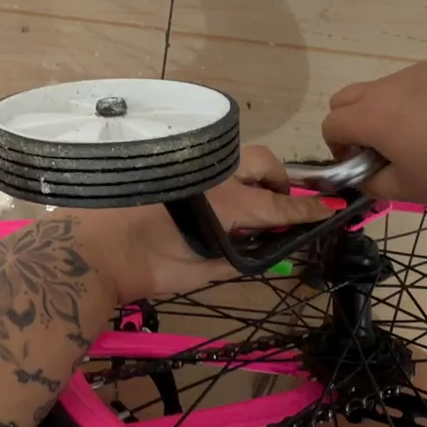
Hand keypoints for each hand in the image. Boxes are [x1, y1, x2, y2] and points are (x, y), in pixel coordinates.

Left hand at [71, 146, 330, 304]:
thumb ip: (240, 259)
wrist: (95, 250)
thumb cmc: (147, 268)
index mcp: (227, 205)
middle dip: (277, 181)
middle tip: (274, 205)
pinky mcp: (173, 163)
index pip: (279, 204)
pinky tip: (213, 190)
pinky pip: (210, 157)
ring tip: (242, 198)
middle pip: (264, 163)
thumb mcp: (199, 271)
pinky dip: (219, 170)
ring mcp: (194, 167)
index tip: (332, 208)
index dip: (307, 208)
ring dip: (249, 172)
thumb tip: (272, 252)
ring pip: (236, 154)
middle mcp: (215, 176)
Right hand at [320, 59, 426, 202]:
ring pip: (385, 89)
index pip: (331, 125)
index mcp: (373, 116)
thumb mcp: (411, 190)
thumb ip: (374, 186)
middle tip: (383, 149)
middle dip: (353, 124)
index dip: (338, 149)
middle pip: (346, 98)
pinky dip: (421, 100)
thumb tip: (366, 177)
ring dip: (388, 111)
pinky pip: (419, 81)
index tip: (362, 165)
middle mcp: (390, 86)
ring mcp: (420, 71)